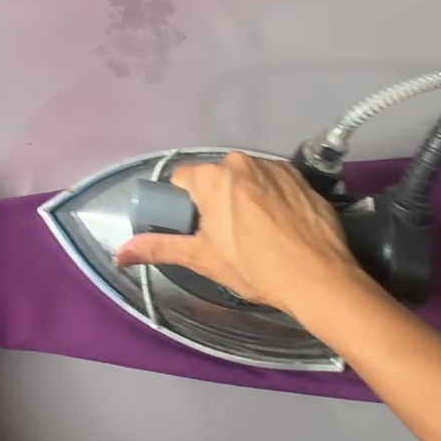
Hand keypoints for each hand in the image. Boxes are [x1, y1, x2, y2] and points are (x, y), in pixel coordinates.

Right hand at [115, 152, 375, 317]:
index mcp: (212, 178)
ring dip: (244, 197)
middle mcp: (240, 162)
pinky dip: (271, 197)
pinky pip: (272, 180)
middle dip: (216, 202)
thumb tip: (120, 253)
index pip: (182, 180)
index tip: (197, 229)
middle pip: (214, 178)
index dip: (184, 205)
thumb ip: (160, 248)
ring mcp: (272, 165)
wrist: (320, 278)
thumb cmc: (255, 268)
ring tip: (259, 233)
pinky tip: (280, 225)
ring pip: (244, 178)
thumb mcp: (203, 259)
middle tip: (227, 237)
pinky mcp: (298, 175)